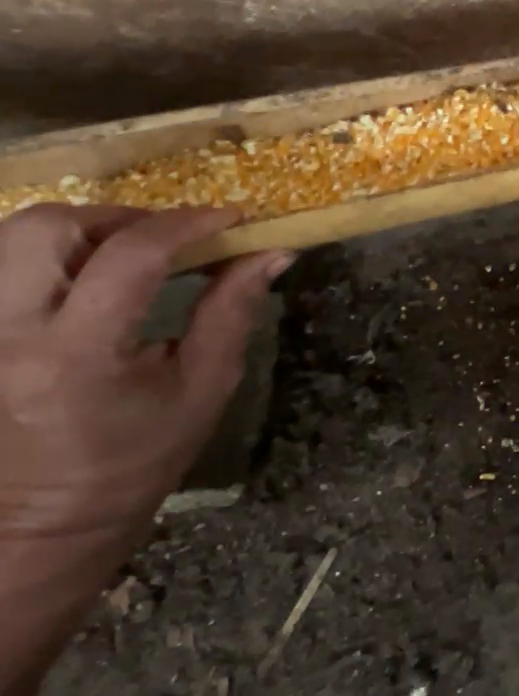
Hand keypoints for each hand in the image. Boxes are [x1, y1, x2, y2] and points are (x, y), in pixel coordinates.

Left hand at [0, 205, 290, 540]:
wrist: (43, 519)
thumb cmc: (138, 456)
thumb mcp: (204, 383)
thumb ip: (231, 309)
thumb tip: (272, 252)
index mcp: (75, 354)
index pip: (130, 255)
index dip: (188, 224)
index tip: (232, 220)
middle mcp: (5, 336)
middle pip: (44, 229)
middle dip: (118, 217)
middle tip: (168, 236)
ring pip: (11, 241)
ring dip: (80, 233)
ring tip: (128, 254)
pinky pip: (4, 272)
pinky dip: (52, 260)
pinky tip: (89, 279)